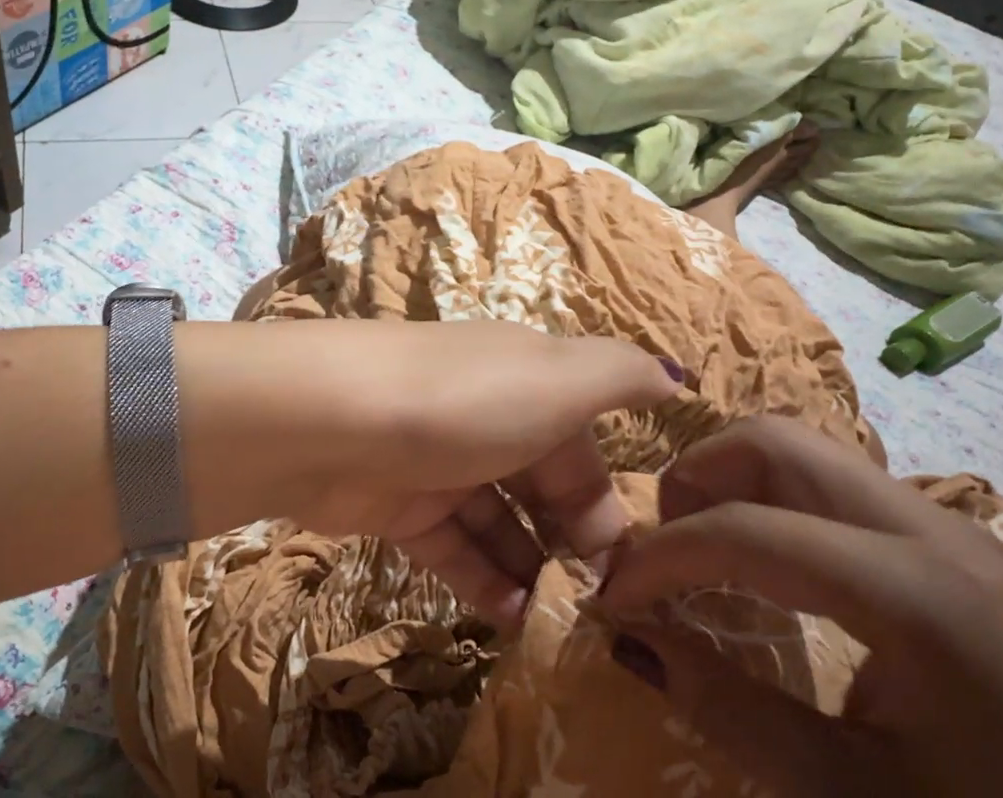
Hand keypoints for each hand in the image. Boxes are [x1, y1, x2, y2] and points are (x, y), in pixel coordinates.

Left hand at [177, 320, 682, 627]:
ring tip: (558, 628)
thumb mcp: (558, 375)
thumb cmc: (460, 400)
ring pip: (498, 525)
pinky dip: (481, 579)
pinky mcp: (396, 507)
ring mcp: (437, 465)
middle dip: (570, 547)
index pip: (583, 451)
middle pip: (541, 490)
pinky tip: (509, 616)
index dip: (608, 507)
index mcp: (525, 381)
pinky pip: (452, 548)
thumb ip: (621, 377)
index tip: (633, 572)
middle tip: (596, 613)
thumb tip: (676, 380)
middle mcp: (484, 419)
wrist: (326, 421)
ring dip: (529, 571)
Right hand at [596, 416, 1002, 797]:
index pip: (744, 530)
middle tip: (661, 552)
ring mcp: (950, 528)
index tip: (611, 599)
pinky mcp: (958, 545)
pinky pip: (840, 488)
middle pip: (775, 441)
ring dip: (733, 483)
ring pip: (808, 451)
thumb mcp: (852, 792)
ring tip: (703, 556)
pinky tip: (771, 572)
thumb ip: (730, 709)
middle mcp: (930, 529)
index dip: (657, 558)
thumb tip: (629, 642)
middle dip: (693, 479)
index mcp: (912, 590)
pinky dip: (776, 504)